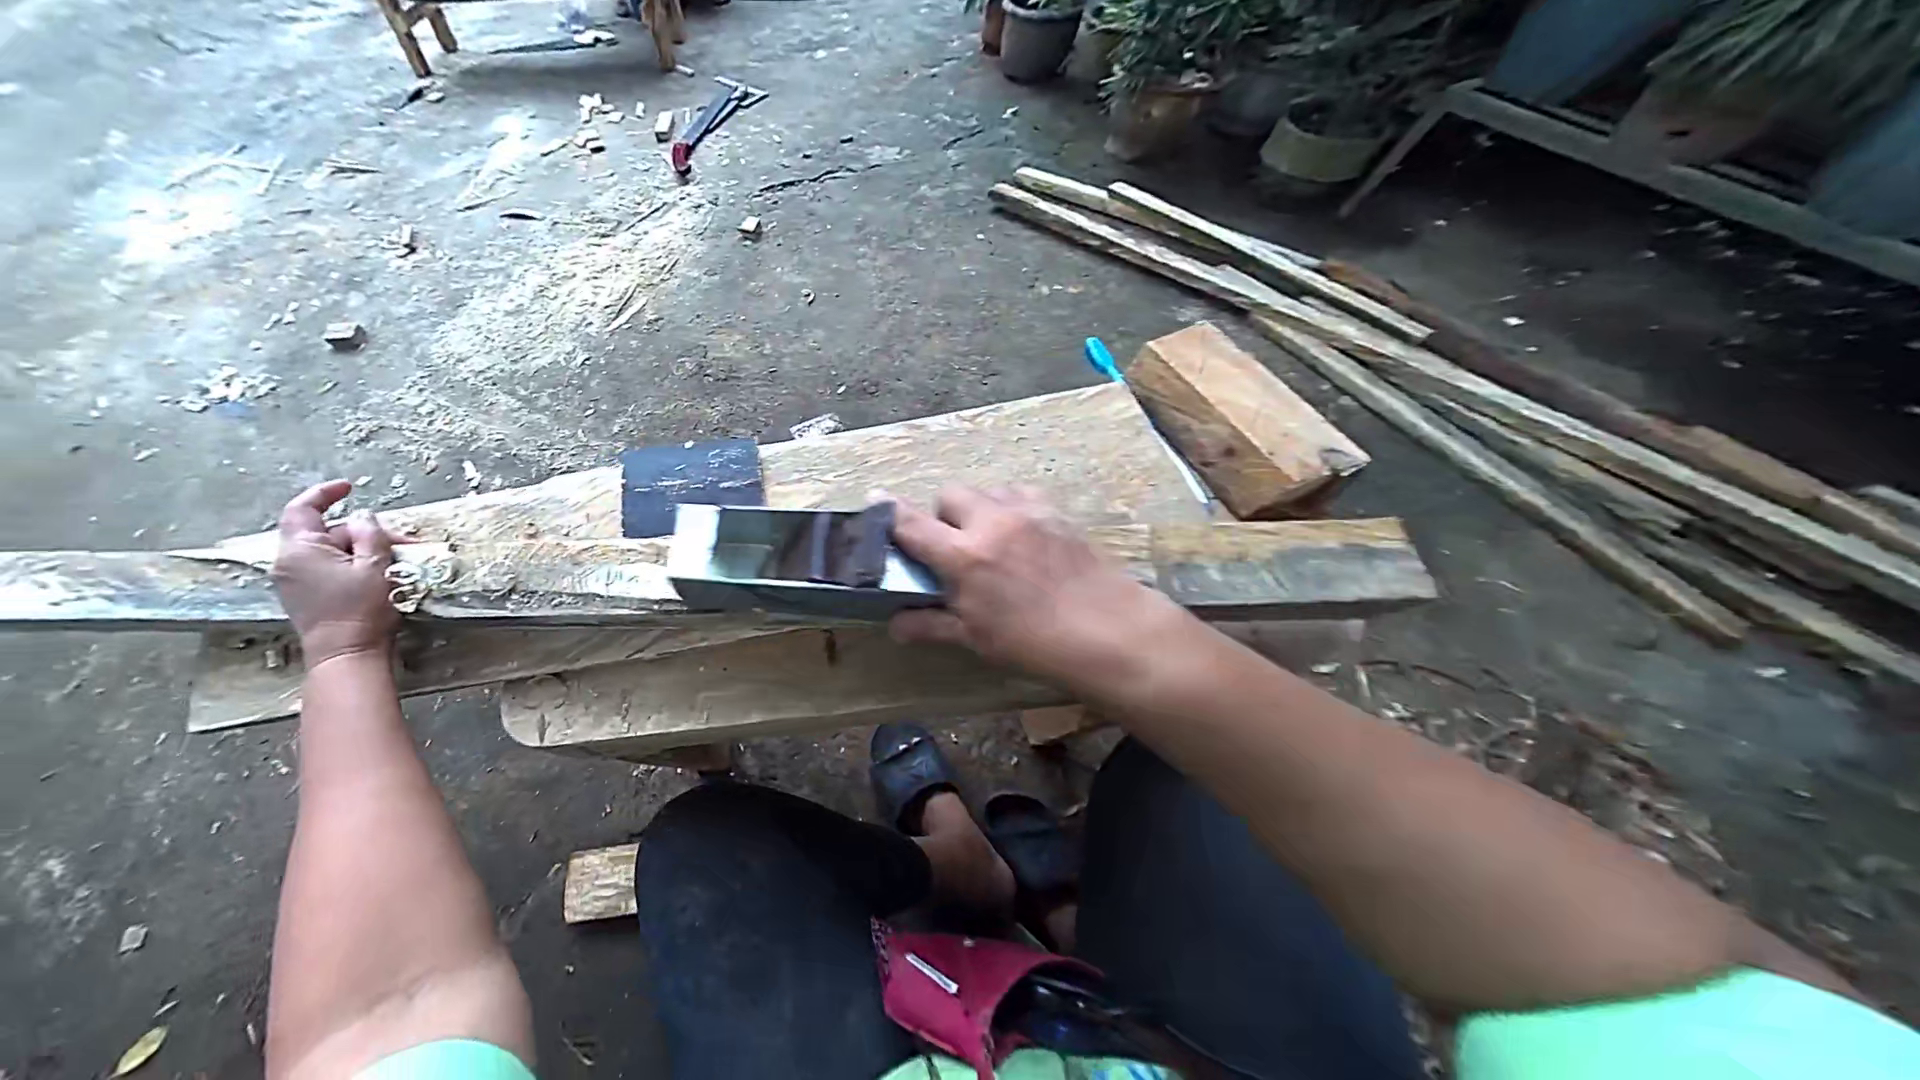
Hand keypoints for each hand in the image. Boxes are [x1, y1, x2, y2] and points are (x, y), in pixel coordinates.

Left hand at [274, 480, 401, 667]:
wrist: (347, 653)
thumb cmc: (362, 608)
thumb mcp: (375, 566)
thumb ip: (370, 535)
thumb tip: (363, 518)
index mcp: (300, 550)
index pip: (303, 509)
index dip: (325, 493)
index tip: (350, 486)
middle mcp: (288, 562)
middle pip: (327, 532)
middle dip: (364, 533)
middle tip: (403, 542)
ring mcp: (293, 580)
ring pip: (330, 551)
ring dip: (362, 550)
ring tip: (397, 560)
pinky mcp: (304, 595)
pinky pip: (327, 567)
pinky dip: (352, 563)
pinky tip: (378, 572)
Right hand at [887, 486, 1184, 685]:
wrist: (1105, 629)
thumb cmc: (1033, 641)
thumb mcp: (976, 637)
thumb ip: (932, 624)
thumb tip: (895, 625)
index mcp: (963, 555)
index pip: (912, 524)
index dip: (889, 512)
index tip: (876, 500)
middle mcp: (991, 522)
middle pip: (951, 494)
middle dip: (944, 514)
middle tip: (954, 546)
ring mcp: (1026, 512)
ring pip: (988, 489)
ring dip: (979, 508)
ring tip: (991, 538)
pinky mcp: (1055, 512)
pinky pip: (1022, 494)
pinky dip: (1012, 507)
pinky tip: (1023, 534)